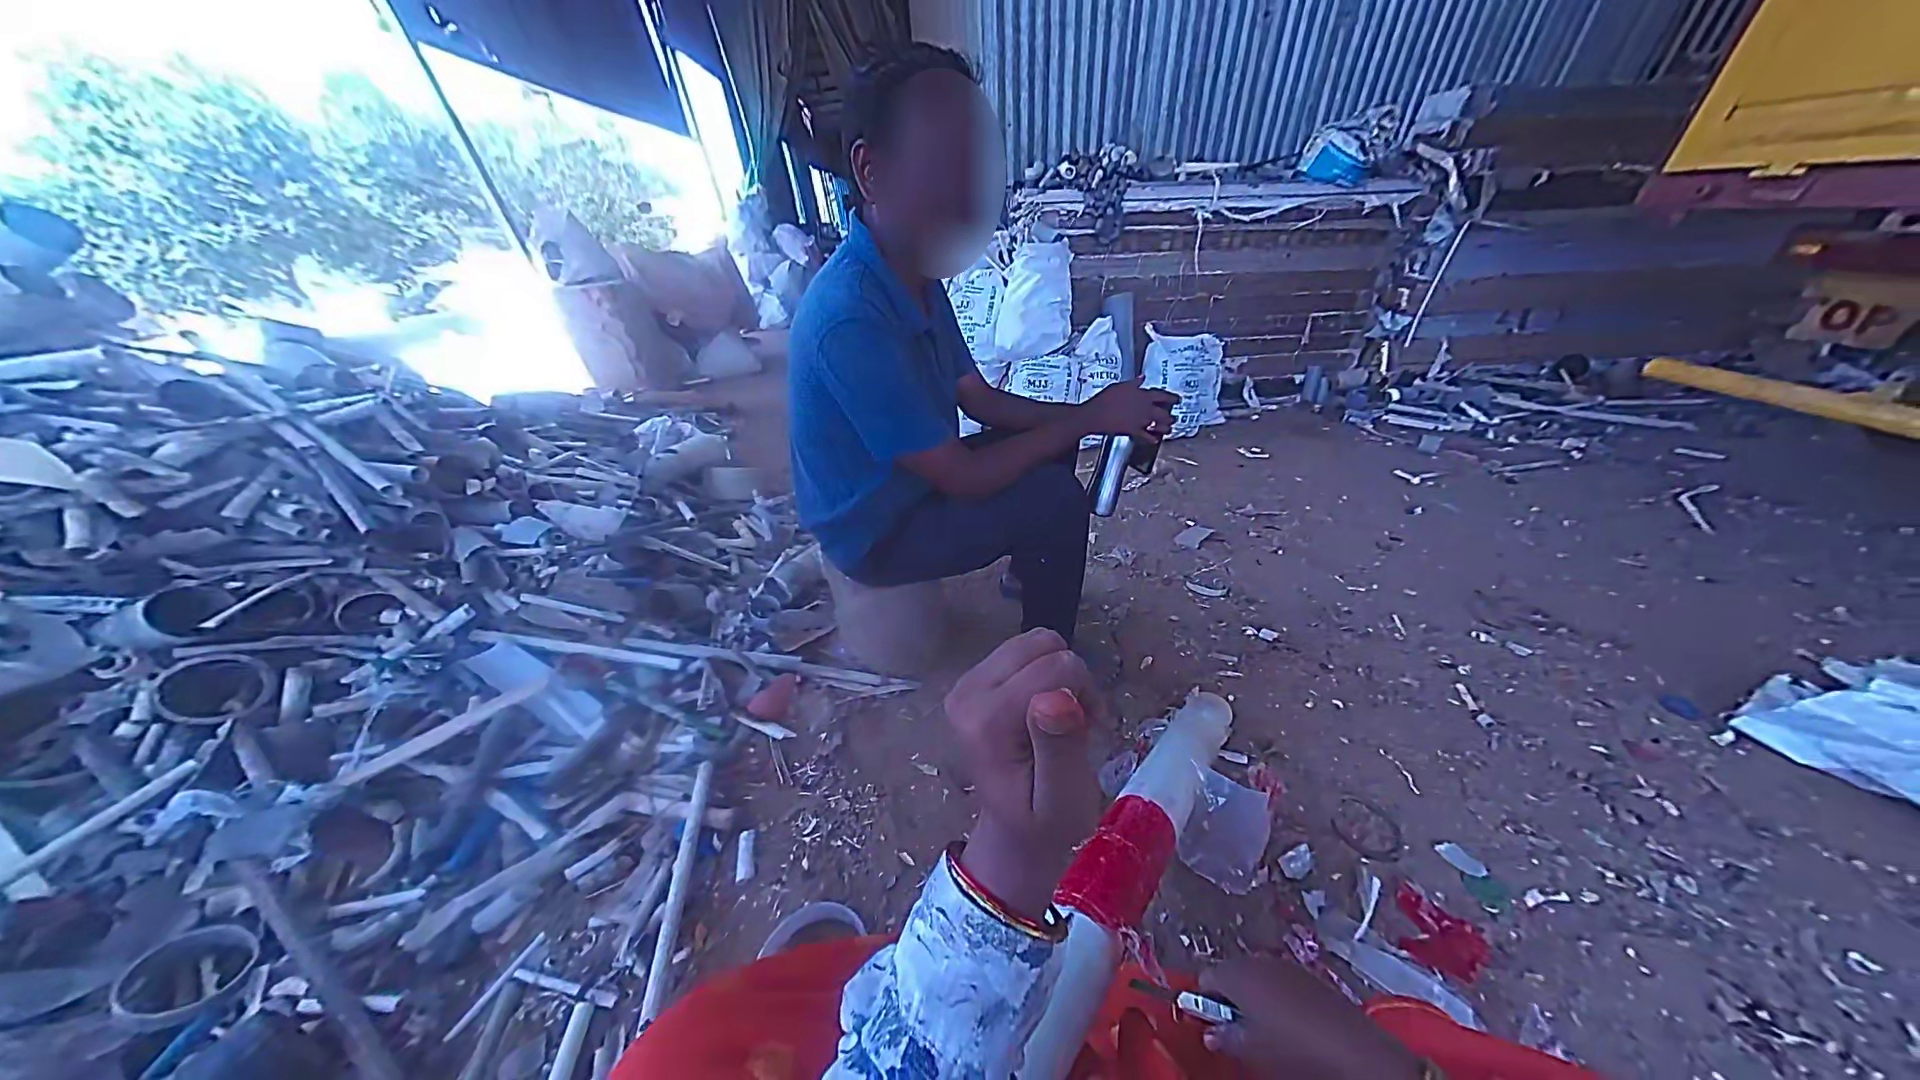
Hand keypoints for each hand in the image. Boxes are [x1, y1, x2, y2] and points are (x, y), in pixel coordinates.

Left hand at [945, 628, 1105, 919]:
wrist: (1014, 827)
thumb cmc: (1044, 820)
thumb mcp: (1063, 799)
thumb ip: (1059, 749)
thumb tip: (1054, 696)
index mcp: (987, 721)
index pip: (1056, 667)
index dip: (1082, 693)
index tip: (1085, 730)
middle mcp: (968, 691)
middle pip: (1042, 646)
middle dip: (1071, 679)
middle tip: (1075, 724)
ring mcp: (967, 681)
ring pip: (1034, 642)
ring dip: (1060, 673)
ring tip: (1063, 716)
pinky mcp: (975, 676)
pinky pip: (1024, 649)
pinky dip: (1046, 671)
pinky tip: (1048, 707)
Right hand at [1082, 378, 1179, 440]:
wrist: (1096, 415)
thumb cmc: (1106, 399)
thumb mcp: (1120, 386)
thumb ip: (1134, 383)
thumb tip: (1142, 378)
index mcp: (1144, 396)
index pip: (1163, 396)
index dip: (1172, 398)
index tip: (1178, 399)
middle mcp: (1146, 409)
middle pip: (1163, 413)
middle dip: (1170, 416)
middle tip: (1173, 417)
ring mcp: (1141, 421)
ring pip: (1158, 425)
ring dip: (1165, 427)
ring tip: (1168, 429)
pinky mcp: (1134, 431)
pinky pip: (1147, 436)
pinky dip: (1152, 439)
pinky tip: (1156, 440)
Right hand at [1200, 957, 1423, 1079]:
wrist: (1359, 1054)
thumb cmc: (1296, 1051)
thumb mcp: (1255, 1050)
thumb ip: (1226, 1037)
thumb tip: (1210, 1032)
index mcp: (1237, 974)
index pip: (1206, 977)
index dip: (1205, 1000)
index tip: (1212, 1024)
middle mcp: (1257, 961)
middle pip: (1229, 972)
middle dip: (1229, 997)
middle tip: (1236, 1029)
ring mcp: (1284, 965)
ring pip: (1255, 975)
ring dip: (1253, 996)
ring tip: (1263, 1028)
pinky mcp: (1307, 975)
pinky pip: (1278, 979)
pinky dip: (1275, 996)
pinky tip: (1289, 1024)